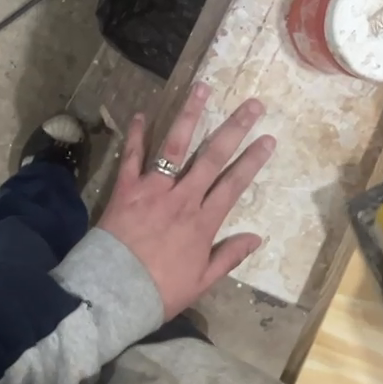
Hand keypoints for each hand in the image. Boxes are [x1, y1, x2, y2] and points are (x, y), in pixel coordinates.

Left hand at [98, 83, 274, 316]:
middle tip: (252, 104)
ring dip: (190, 115)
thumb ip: (229, 256)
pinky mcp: (126, 189)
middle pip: (213, 156)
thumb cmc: (159, 292)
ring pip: (176, 146)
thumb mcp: (201, 282)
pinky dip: (137, 134)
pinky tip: (144, 113)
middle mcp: (182, 199)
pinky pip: (132, 157)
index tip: (269, 138)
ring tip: (202, 88)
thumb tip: (257, 237)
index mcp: (202, 222)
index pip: (234, 184)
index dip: (253, 160)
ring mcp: (153, 190)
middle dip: (235, 128)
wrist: (113, 295)